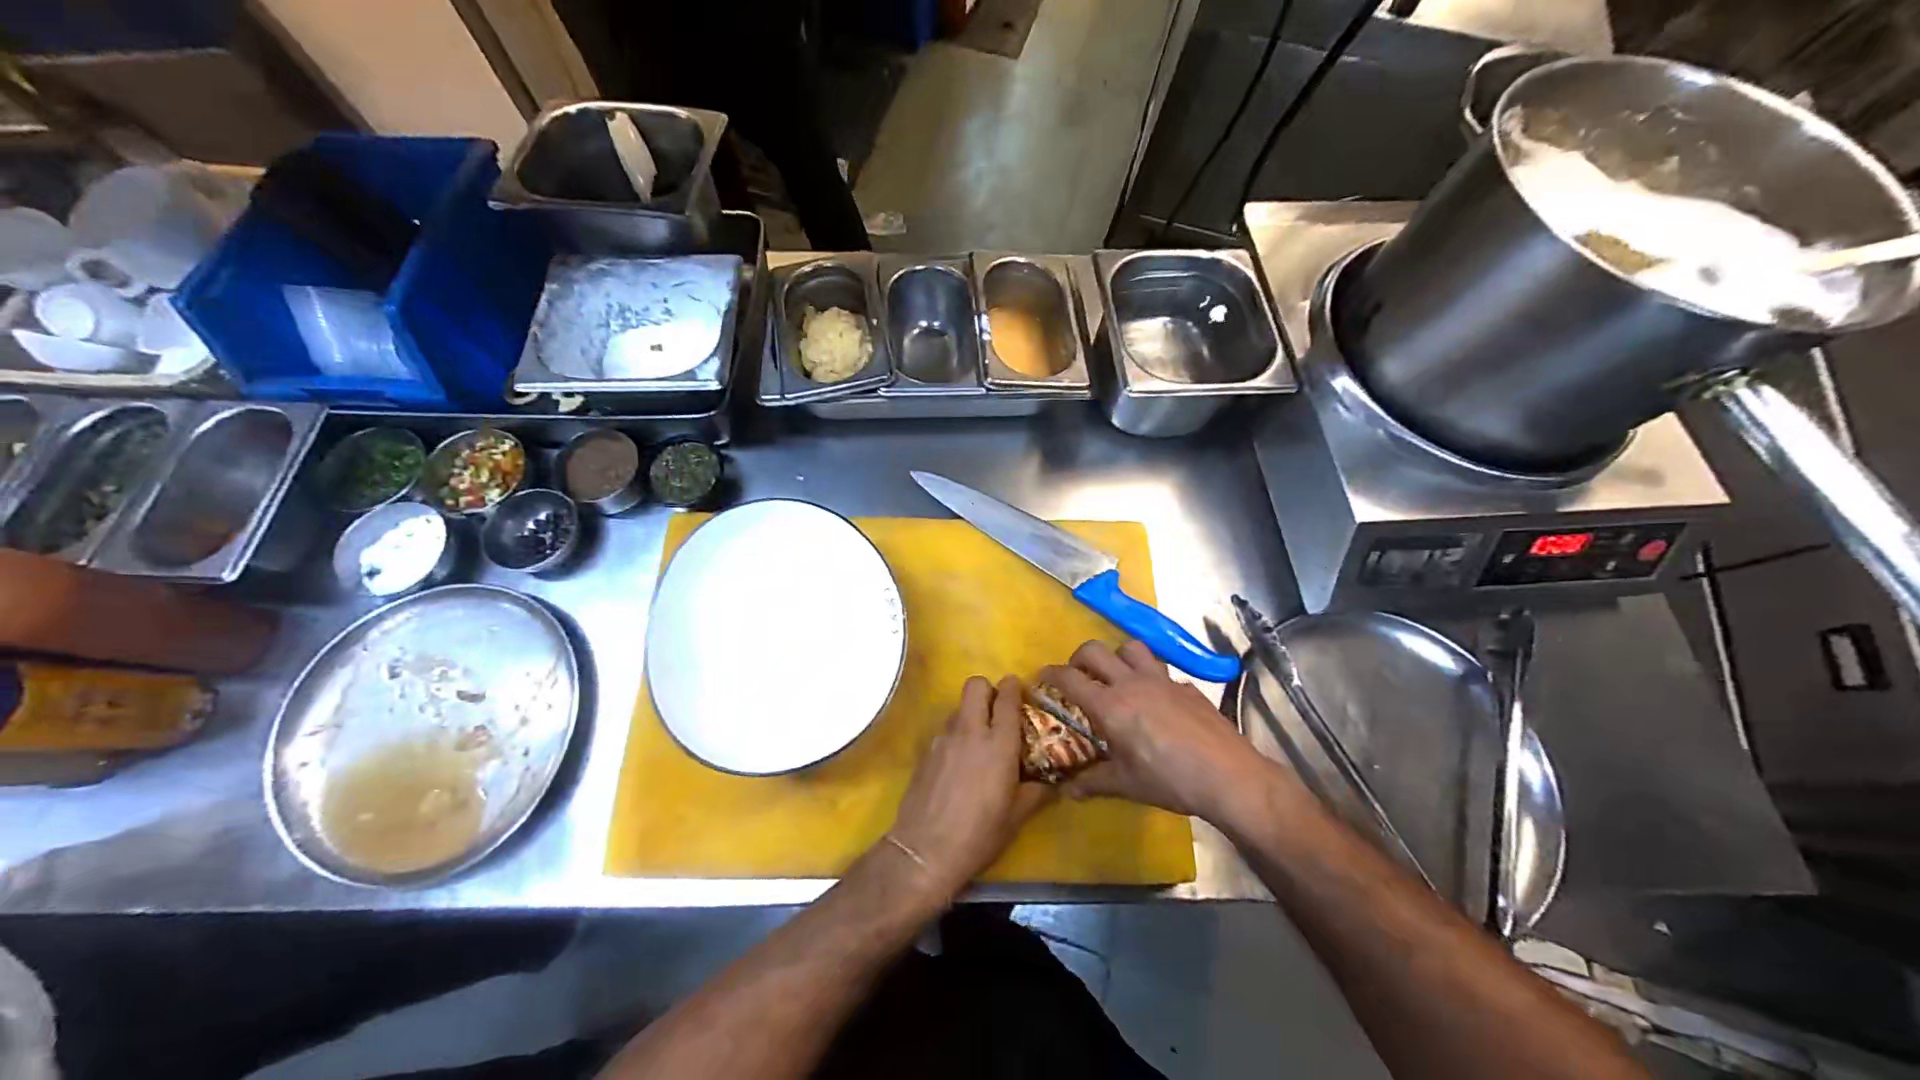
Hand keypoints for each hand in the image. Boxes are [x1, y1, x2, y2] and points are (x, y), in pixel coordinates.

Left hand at [887, 676, 1052, 895]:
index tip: (1019, 691)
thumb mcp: (1017, 817)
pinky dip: (955, 734)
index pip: (1007, 698)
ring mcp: (943, 738)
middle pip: (975, 685)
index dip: (1013, 688)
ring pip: (958, 706)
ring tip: (980, 740)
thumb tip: (1053, 783)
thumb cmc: (980, 834)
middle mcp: (970, 731)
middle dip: (988, 690)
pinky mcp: (926, 750)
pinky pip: (944, 729)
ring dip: (971, 713)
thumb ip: (1037, 792)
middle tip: (998, 712)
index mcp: (999, 744)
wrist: (925, 850)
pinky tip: (959, 761)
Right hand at [1041, 640, 1274, 822]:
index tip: (1041, 678)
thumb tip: (1067, 790)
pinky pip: (1160, 670)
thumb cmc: (1171, 781)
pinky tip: (1156, 701)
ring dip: (1116, 656)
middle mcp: (1132, 683)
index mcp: (1111, 706)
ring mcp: (1162, 680)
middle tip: (1077, 676)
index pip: (1070, 678)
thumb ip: (1093, 782)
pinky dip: (1149, 677)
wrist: (1229, 776)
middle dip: (1078, 658)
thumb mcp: (1127, 785)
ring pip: (1131, 648)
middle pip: (1095, 650)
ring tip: (1116, 676)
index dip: (1050, 674)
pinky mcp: (1186, 686)